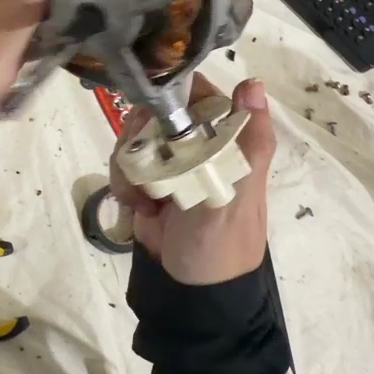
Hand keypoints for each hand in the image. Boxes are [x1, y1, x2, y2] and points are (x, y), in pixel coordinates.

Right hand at [111, 75, 275, 284]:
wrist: (193, 291)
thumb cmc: (223, 241)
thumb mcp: (240, 190)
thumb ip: (246, 140)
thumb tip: (251, 82)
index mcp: (226, 139)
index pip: (196, 94)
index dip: (172, 95)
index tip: (156, 115)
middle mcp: (197, 143)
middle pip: (154, 111)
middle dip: (141, 135)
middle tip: (144, 161)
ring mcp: (169, 162)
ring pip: (134, 137)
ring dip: (129, 164)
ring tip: (143, 197)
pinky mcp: (146, 181)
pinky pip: (123, 163)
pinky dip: (123, 183)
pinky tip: (137, 206)